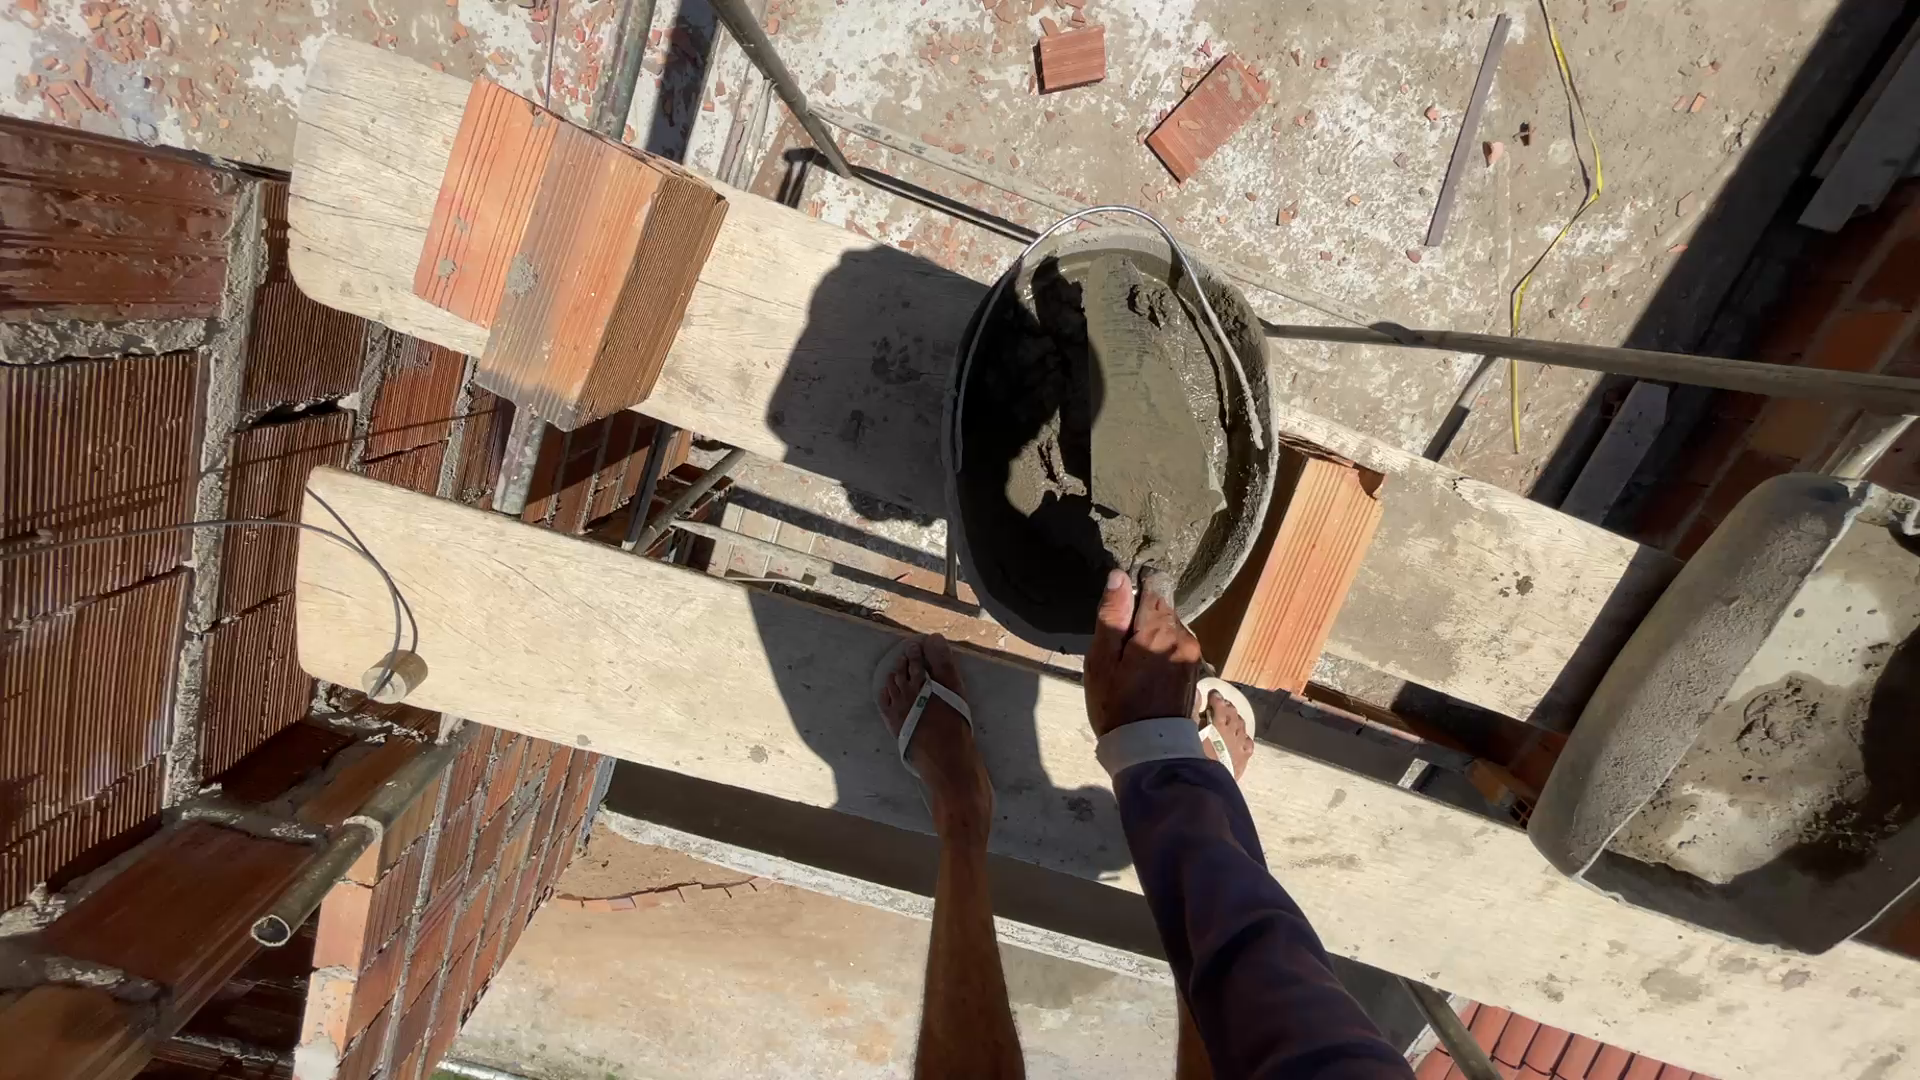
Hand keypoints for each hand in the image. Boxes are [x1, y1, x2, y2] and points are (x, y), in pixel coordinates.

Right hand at [1084, 567, 1201, 737]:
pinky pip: (1175, 646)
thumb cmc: (1117, 705)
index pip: (1154, 586)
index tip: (1119, 605)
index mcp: (1160, 630)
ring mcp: (1193, 655)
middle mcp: (1184, 637)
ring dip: (1150, 635)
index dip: (1135, 588)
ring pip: (1169, 628)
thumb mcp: (1102, 660)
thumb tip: (1119, 576)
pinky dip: (1160, 650)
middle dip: (1140, 618)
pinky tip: (1144, 673)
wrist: (1149, 752)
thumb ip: (1112, 615)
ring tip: (1129, 662)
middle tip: (1117, 645)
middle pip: (1161, 608)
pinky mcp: (1194, 670)